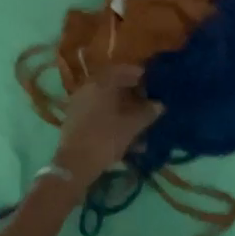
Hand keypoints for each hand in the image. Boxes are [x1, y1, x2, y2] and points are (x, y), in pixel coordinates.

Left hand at [53, 65, 163, 181]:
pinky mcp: (75, 122)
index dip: (136, 74)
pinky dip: (112, 120)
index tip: (149, 79)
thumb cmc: (105, 138)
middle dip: (131, 94)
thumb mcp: (131, 126)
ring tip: (140, 121)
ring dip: (123, 110)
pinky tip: (127, 136)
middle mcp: (87, 90)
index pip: (120, 71)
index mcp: (100, 84)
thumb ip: (147, 113)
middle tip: (146, 100)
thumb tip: (159, 105)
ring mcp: (79, 106)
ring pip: (106, 103)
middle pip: (112, 87)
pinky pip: (98, 115)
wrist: (75, 164)